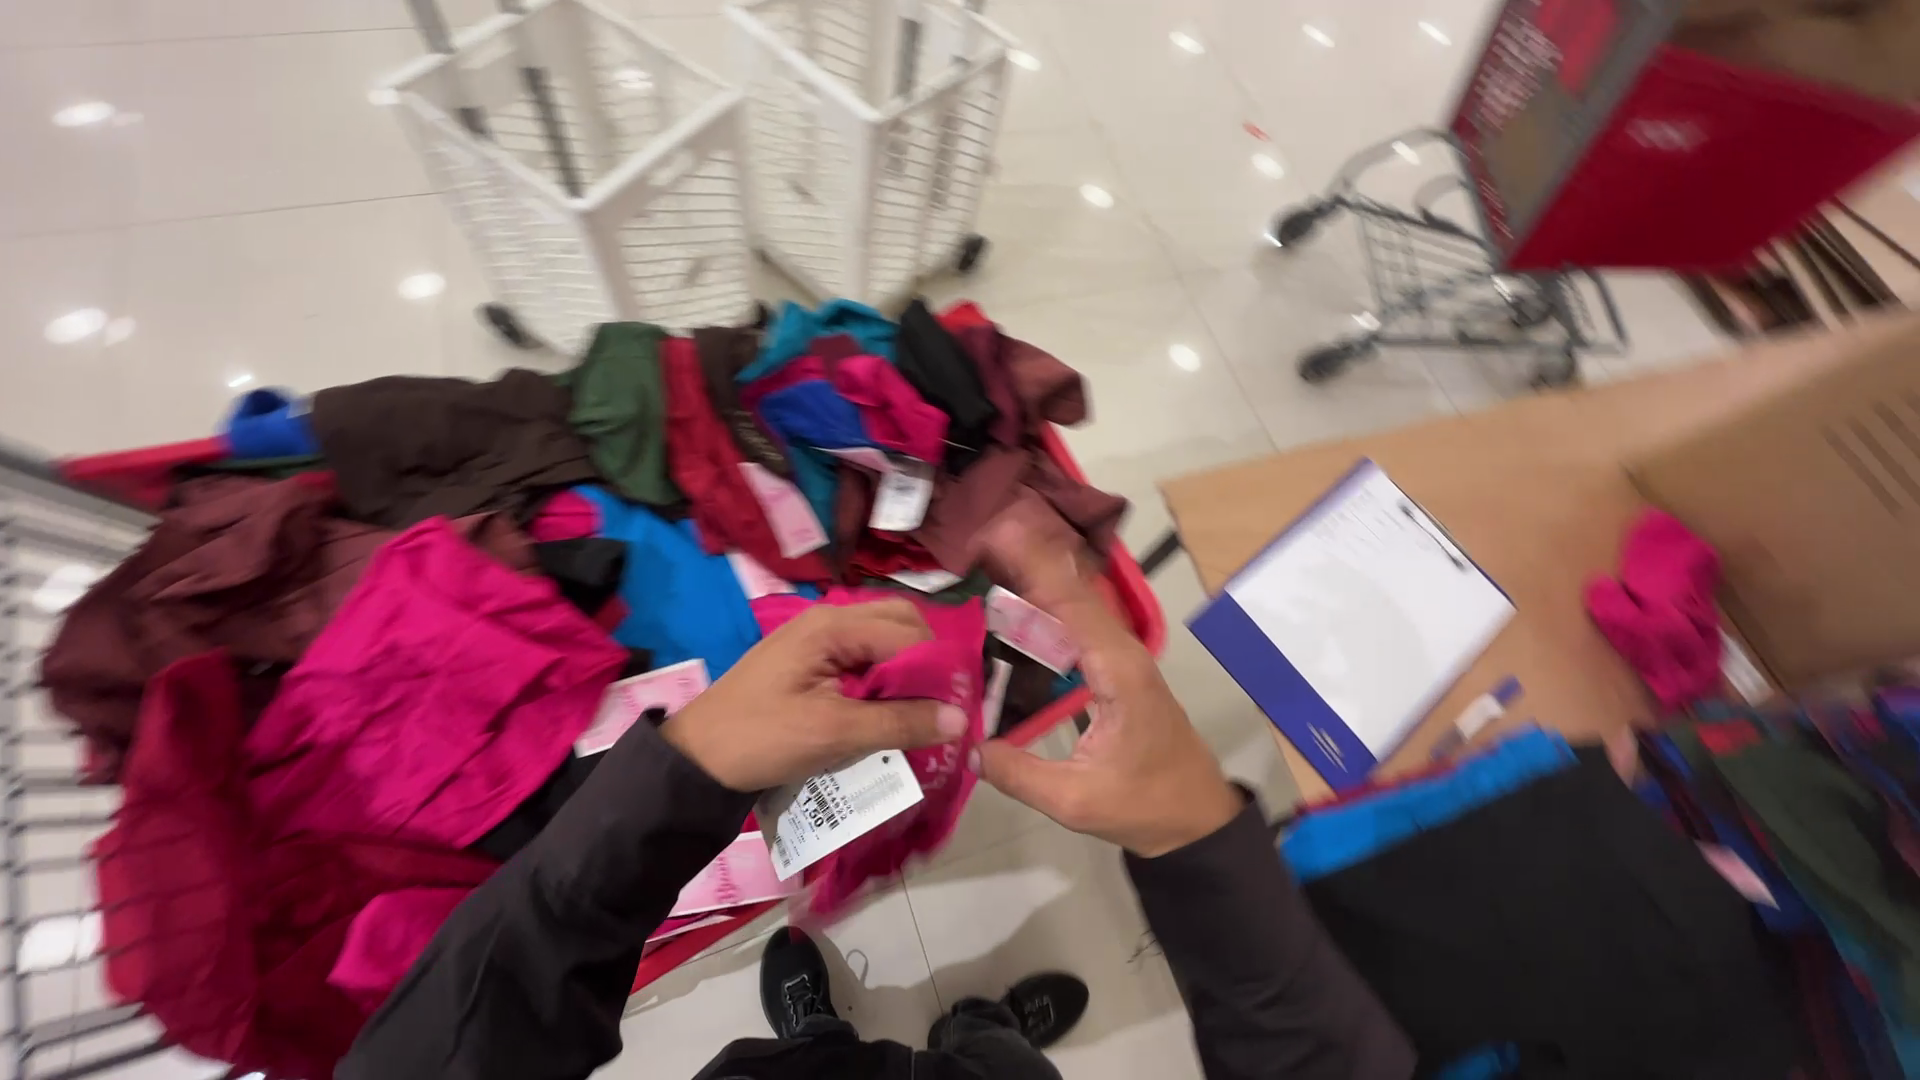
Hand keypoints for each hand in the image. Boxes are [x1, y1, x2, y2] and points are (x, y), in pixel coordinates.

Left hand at [661, 600, 969, 792]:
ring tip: (919, 710)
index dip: (939, 668)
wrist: (697, 759)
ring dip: (906, 669)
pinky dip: (884, 677)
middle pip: (901, 624)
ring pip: (884, 639)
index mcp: (834, 627)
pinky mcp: (813, 659)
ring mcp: (819, 637)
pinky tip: (889, 709)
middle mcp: (830, 619)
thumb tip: (959, 719)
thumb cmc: (763, 739)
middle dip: (927, 661)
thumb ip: (898, 723)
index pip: (909, 633)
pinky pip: (864, 656)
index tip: (958, 707)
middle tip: (939, 706)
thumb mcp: (834, 733)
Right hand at [973, 506, 1243, 857]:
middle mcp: (1122, 652)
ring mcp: (1122, 658)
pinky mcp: (1117, 669)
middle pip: (1072, 592)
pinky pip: (1079, 626)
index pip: (1071, 604)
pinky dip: (1048, 607)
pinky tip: (1018, 603)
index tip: (997, 533)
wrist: (1197, 818)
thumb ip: (1019, 774)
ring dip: (1038, 578)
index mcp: (1117, 671)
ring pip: (1077, 605)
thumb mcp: (1076, 801)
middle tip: (982, 535)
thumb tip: (968, 746)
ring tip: (992, 555)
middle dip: (1029, 560)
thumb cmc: (1145, 805)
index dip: (1034, 566)